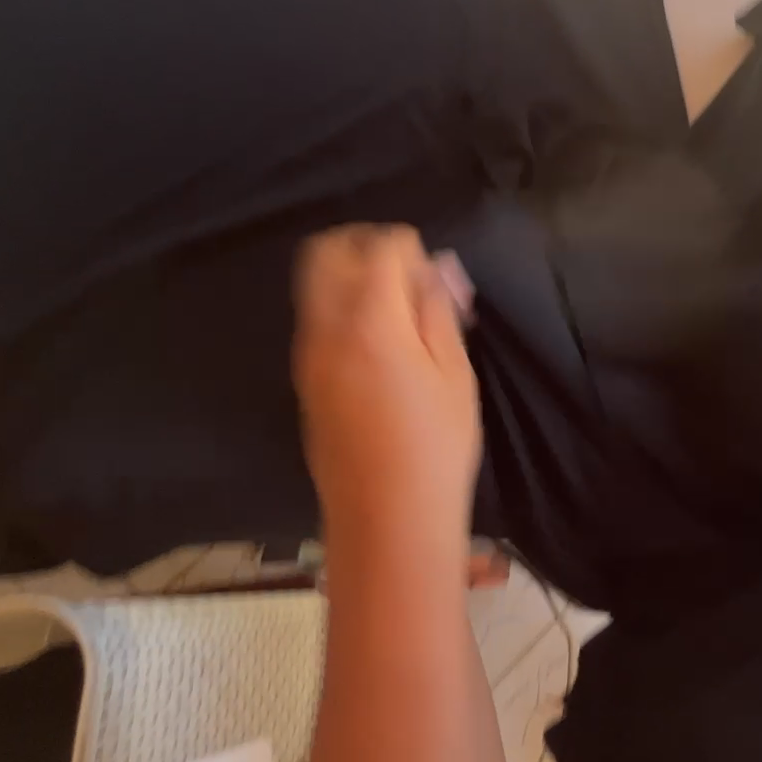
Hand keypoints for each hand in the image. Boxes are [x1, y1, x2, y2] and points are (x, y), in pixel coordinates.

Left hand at [293, 225, 479, 548]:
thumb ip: (439, 312)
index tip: (437, 270)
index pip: (379, 249)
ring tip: (405, 308)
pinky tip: (387, 340)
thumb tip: (434, 270)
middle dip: (367, 246)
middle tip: (411, 271)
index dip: (410, 246)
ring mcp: (307, 355)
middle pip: (325, 254)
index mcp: (371, 322)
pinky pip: (317, 319)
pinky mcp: (305, 379)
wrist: (386, 515)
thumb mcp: (455, 372)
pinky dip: (346, 307)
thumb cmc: (437, 443)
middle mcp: (325, 329)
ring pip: (315, 285)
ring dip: (355, 276)